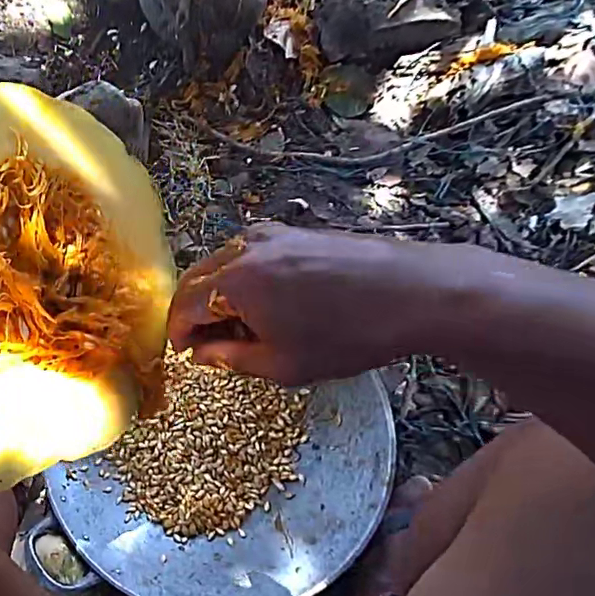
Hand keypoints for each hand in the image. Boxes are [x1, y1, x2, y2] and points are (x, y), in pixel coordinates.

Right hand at [167, 224, 429, 383]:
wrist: (415, 292)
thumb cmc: (347, 336)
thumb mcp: (283, 364)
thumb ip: (230, 359)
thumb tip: (201, 354)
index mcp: (236, 281)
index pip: (184, 304)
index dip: (178, 332)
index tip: (184, 354)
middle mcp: (246, 248)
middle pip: (198, 278)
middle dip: (194, 312)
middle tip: (206, 344)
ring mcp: (272, 233)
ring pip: (222, 265)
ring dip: (218, 295)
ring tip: (240, 328)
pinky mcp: (295, 231)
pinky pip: (250, 256)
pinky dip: (243, 280)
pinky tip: (266, 305)